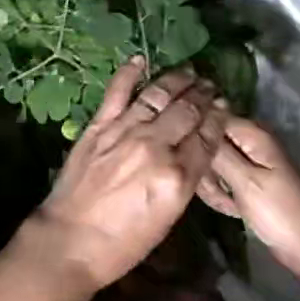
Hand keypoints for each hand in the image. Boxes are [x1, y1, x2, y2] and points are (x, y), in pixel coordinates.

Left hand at [32, 59, 227, 292]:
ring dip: (174, 81)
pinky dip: (128, 74)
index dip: (218, 119)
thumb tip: (192, 155)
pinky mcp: (97, 126)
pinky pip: (116, 93)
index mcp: (178, 178)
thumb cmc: (125, 241)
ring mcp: (123, 132)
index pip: (207, 139)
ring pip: (155, 97)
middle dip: (202, 96)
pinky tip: (140, 59)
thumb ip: (183, 181)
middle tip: (211, 85)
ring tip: (189, 72)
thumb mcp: (169, 217)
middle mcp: (154, 148)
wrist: (72, 236)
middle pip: (185, 113)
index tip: (226, 106)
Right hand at [194, 116, 299, 277]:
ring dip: (210, 184)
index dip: (190, 133)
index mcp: (249, 132)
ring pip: (205, 161)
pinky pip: (215, 178)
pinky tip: (231, 208)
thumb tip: (186, 118)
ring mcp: (243, 160)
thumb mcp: (245, 180)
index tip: (185, 156)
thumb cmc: (283, 214)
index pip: (202, 115)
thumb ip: (214, 149)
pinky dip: (219, 193)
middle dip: (202, 166)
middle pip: (201, 140)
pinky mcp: (242, 178)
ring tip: (227, 203)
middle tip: (216, 189)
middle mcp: (245, 140)